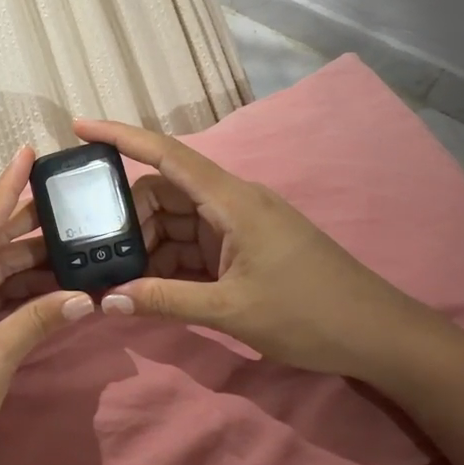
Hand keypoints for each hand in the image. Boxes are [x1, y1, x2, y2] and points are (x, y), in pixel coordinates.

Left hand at [0, 146, 95, 464]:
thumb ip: (36, 322)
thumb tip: (84, 296)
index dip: (7, 189)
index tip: (28, 154)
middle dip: (32, 224)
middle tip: (73, 202)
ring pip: (1, 271)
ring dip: (36, 261)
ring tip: (78, 242)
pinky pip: (1, 296)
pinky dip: (29, 291)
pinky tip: (60, 284)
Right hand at [75, 119, 444, 379]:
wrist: (383, 338)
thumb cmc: (312, 315)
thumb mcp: (231, 311)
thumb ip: (165, 301)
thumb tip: (105, 300)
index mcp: (232, 201)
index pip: (166, 155)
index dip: (121, 137)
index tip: (80, 127)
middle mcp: (233, 202)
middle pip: (164, 192)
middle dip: (127, 217)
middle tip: (91, 247)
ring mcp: (240, 225)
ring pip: (176, 221)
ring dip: (147, 244)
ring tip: (114, 273)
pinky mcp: (246, 248)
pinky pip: (194, 244)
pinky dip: (169, 261)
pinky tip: (146, 285)